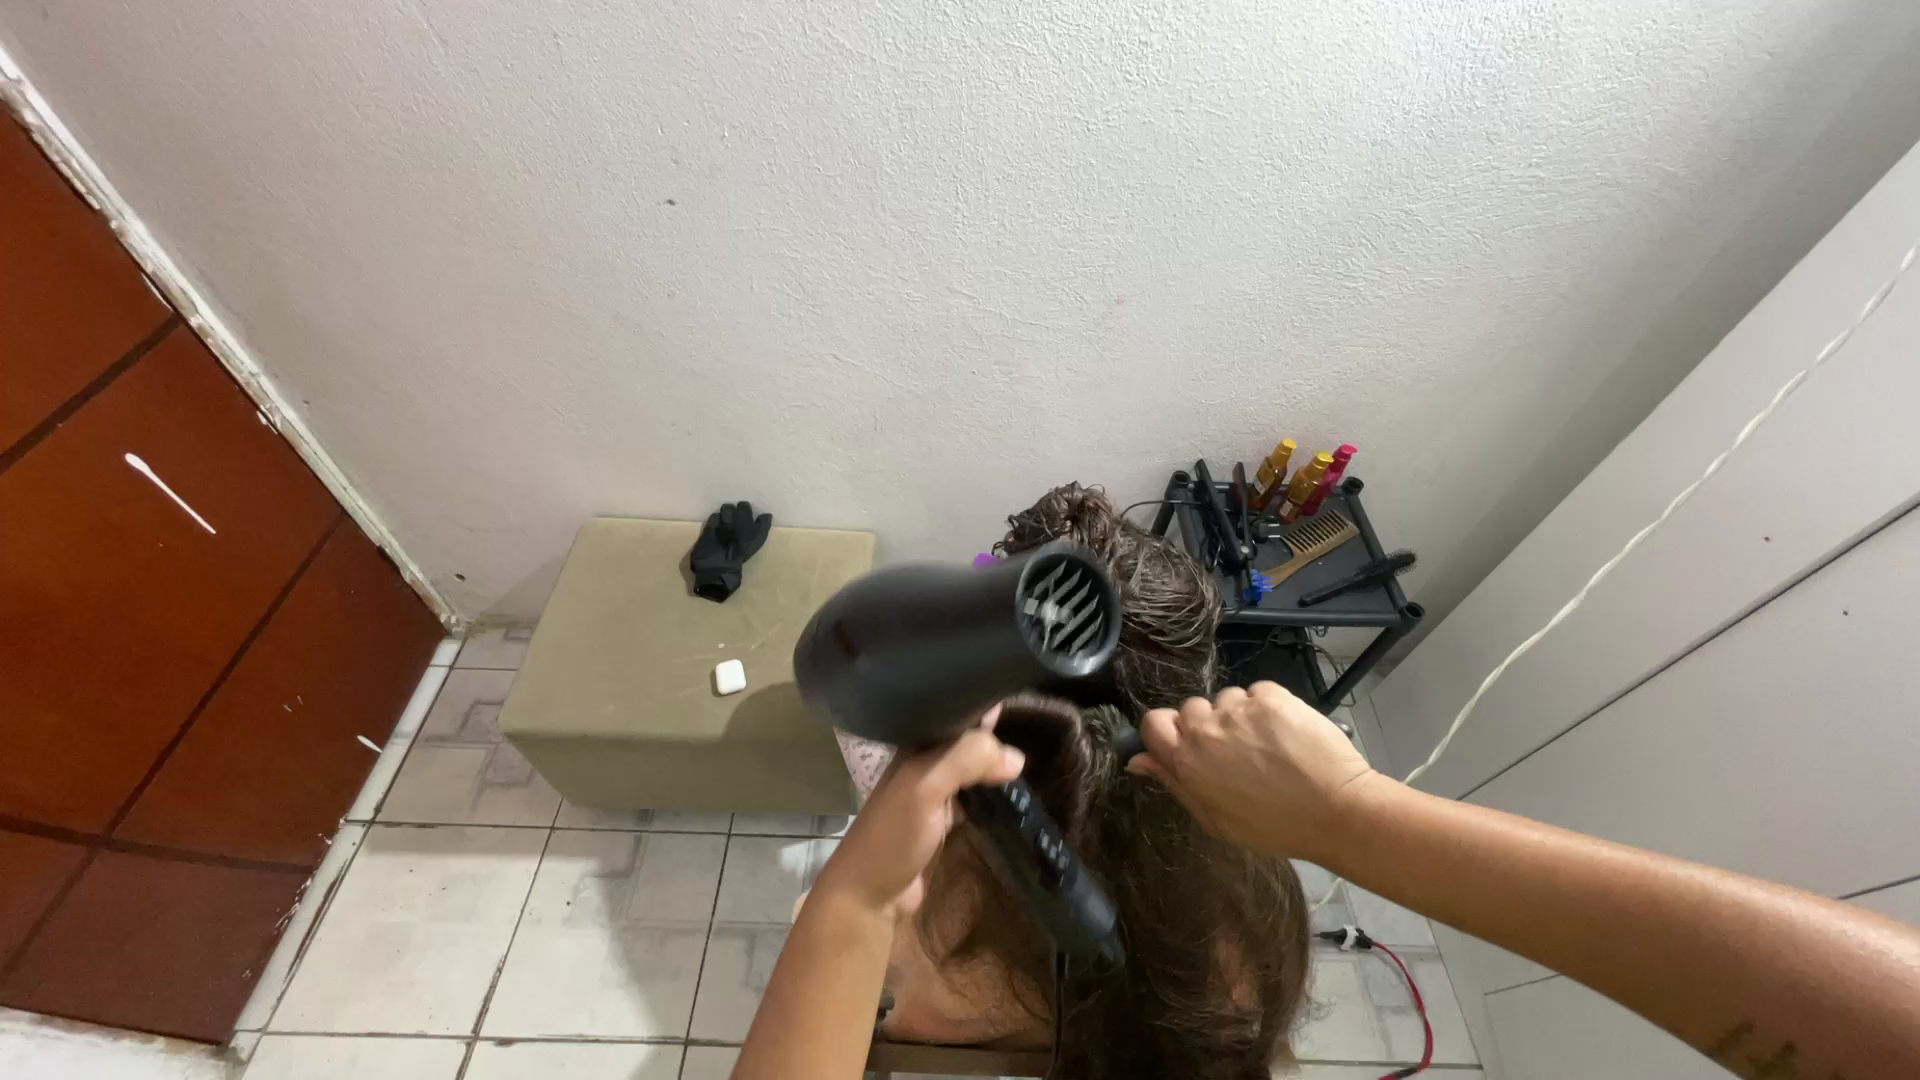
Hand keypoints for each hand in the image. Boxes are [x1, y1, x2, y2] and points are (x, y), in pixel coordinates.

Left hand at [813, 708, 1025, 919]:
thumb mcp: (925, 787)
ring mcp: (931, 795)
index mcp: (912, 746)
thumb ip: (965, 760)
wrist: (868, 897)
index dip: (981, 707)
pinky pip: (971, 798)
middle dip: (992, 737)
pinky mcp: (940, 822)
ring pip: (969, 769)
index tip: (1014, 701)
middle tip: (1032, 733)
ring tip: (1027, 761)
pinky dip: (989, 795)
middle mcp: (921, 764)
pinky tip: (1010, 794)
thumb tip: (1015, 757)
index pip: (952, 713)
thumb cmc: (892, 835)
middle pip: (964, 741)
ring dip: (993, 766)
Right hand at [1128, 681, 1381, 859]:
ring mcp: (1239, 710)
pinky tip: (1284, 733)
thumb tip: (1138, 759)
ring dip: (1239, 716)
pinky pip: (1257, 692)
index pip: (1153, 722)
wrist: (1338, 813)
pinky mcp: (1271, 697)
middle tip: (1236, 753)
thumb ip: (1174, 784)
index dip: (1168, 730)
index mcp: (1186, 761)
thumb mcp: (1214, 820)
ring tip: (1267, 745)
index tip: (1185, 744)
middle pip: (1190, 709)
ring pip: (1225, 699)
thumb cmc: (1273, 827)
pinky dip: (1267, 707)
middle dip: (1208, 725)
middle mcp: (1206, 729)